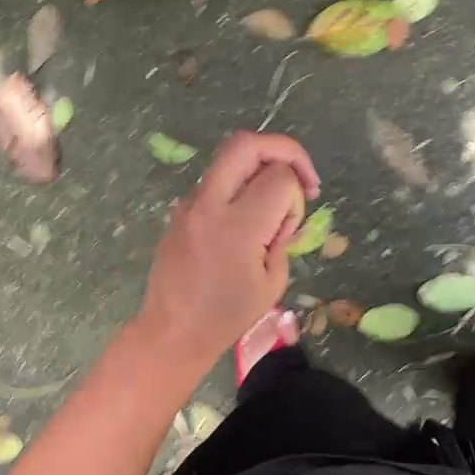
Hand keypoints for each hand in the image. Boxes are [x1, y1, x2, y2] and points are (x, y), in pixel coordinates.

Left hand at [135, 132, 320, 366]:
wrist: (173, 330)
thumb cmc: (227, 316)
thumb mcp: (273, 281)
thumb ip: (283, 236)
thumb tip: (283, 211)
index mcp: (237, 227)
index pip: (280, 177)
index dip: (297, 193)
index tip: (294, 224)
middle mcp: (210, 204)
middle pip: (248, 143)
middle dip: (284, 150)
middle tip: (301, 177)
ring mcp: (189, 203)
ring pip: (229, 156)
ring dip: (260, 166)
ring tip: (274, 201)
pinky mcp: (180, 209)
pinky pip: (216, 180)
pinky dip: (239, 185)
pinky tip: (247, 218)